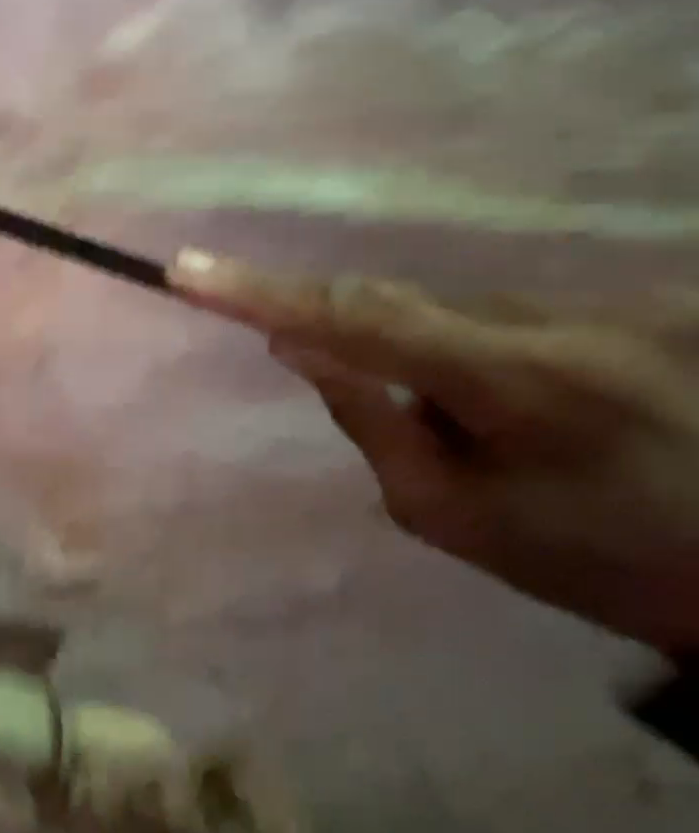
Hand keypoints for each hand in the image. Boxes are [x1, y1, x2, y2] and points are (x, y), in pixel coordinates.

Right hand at [170, 249, 698, 651]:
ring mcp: (619, 301)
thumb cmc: (598, 562)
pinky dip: (486, 357)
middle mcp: (568, 318)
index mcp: (516, 381)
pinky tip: (540, 414)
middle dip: (366, 347)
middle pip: (407, 306)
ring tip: (497, 435)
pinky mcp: (647, 300)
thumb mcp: (453, 516)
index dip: (264, 293)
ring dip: (434, 358)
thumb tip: (299, 347)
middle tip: (401, 417)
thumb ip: (368, 422)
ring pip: (459, 311)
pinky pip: (510, 317)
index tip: (186, 270)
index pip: (360, 318)